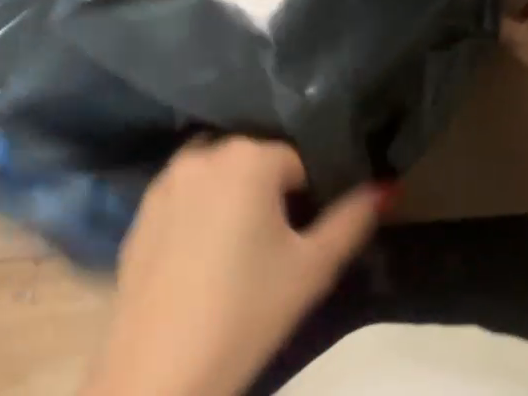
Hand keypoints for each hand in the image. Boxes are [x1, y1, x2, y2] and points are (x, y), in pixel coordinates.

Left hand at [83, 139, 385, 395]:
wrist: (158, 375)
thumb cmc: (246, 312)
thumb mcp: (314, 267)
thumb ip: (355, 218)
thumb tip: (387, 186)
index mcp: (250, 155)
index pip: (302, 158)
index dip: (314, 193)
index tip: (309, 232)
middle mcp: (204, 153)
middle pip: (258, 159)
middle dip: (276, 189)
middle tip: (283, 240)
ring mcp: (166, 182)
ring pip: (221, 175)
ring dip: (239, 196)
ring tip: (247, 248)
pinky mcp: (140, 214)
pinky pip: (188, 197)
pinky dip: (204, 213)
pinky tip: (209, 259)